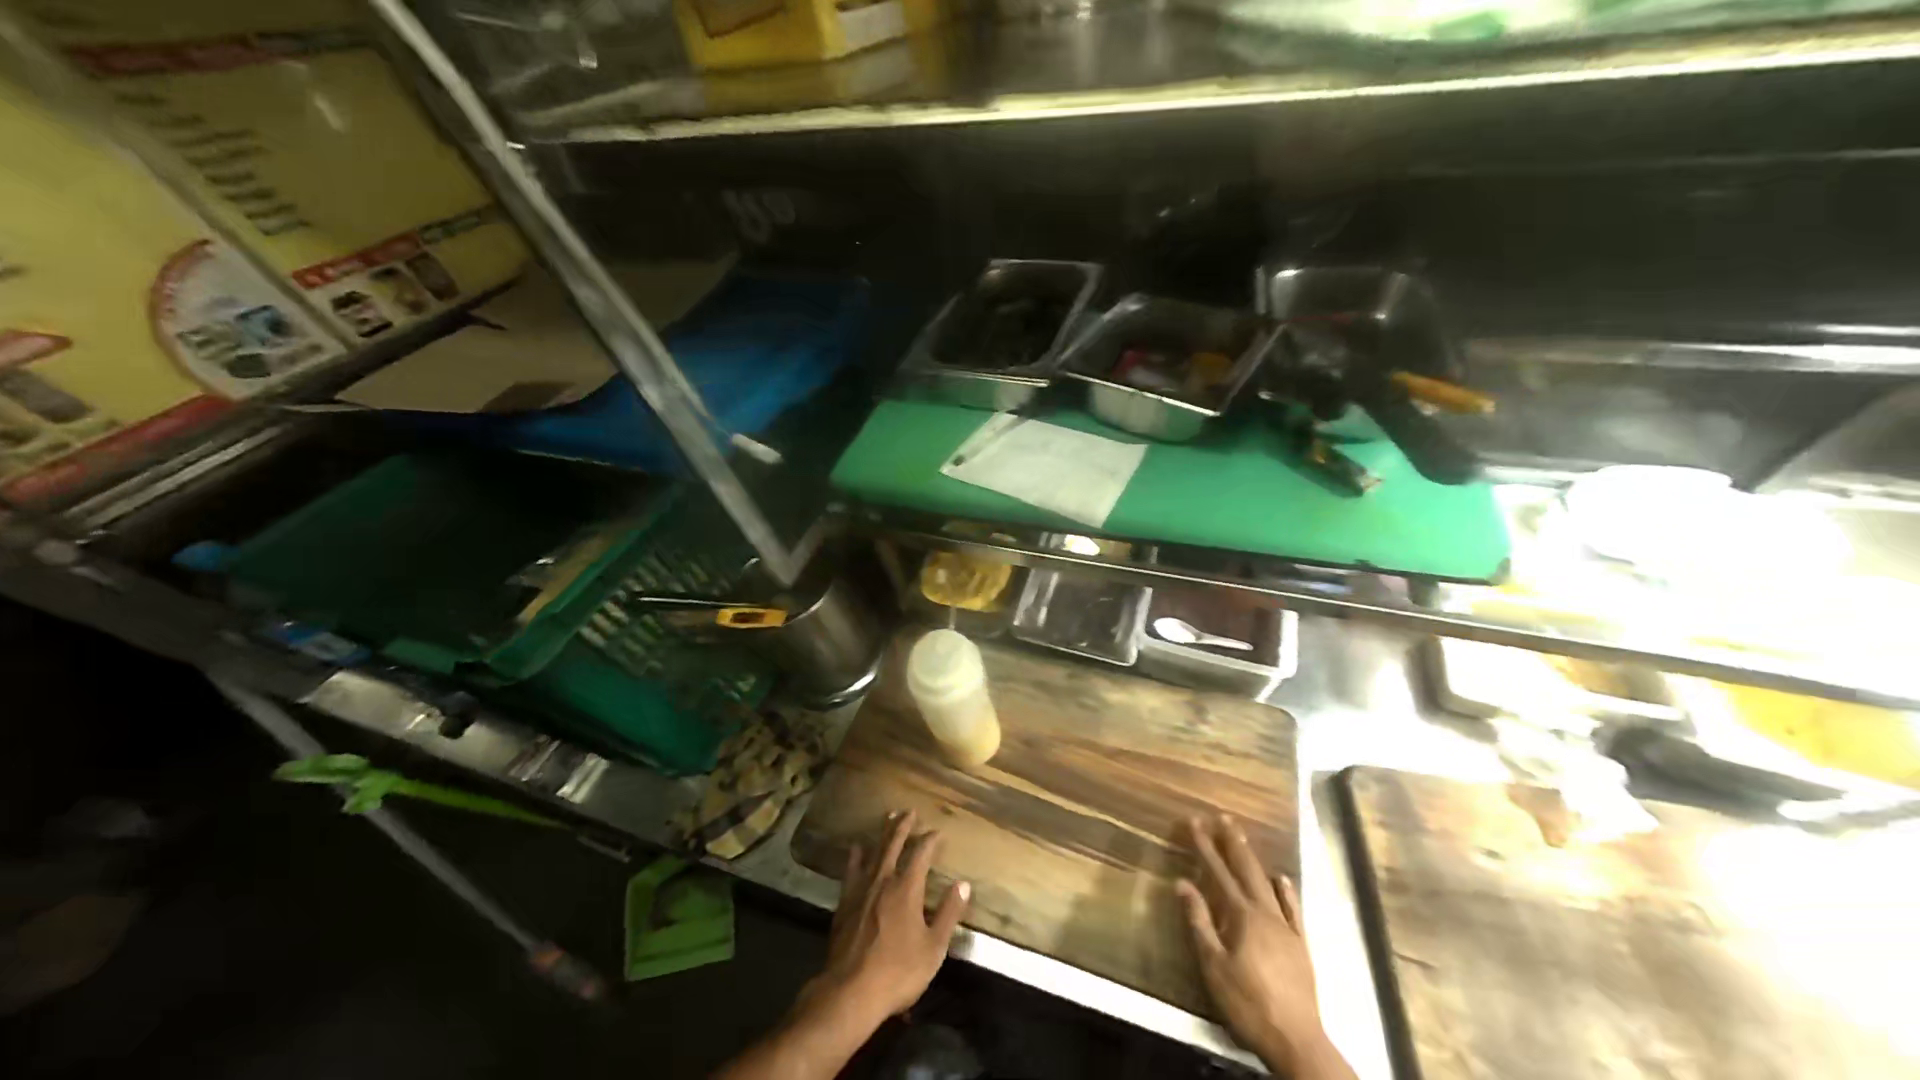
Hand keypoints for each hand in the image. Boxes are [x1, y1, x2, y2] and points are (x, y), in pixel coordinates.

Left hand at [805, 810, 970, 1026]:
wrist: (850, 991)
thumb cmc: (898, 971)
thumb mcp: (933, 947)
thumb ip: (948, 913)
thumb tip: (963, 884)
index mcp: (907, 888)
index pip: (921, 854)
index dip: (931, 841)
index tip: (938, 832)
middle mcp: (883, 881)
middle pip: (894, 845)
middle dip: (903, 827)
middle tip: (909, 810)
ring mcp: (861, 890)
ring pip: (874, 852)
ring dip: (882, 834)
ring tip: (887, 817)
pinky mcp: (844, 903)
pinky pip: (851, 871)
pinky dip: (856, 857)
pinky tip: (856, 849)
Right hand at [1177, 815, 1351, 1078]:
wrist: (1296, 1040)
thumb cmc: (1247, 1003)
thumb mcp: (1213, 964)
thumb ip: (1199, 921)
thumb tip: (1183, 883)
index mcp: (1242, 916)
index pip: (1219, 873)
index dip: (1205, 847)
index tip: (1194, 823)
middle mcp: (1266, 913)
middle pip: (1246, 870)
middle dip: (1231, 842)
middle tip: (1221, 817)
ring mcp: (1287, 928)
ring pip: (1267, 883)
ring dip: (1253, 859)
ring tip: (1243, 838)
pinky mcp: (1300, 945)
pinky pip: (1293, 908)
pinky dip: (1285, 890)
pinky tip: (1281, 879)